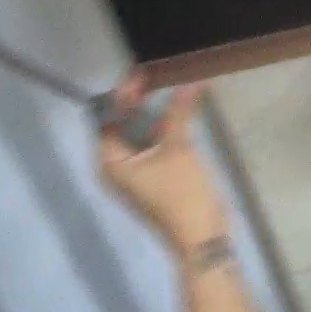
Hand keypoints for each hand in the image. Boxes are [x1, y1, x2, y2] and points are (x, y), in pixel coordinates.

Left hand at [95, 74, 227, 252]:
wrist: (201, 236)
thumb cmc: (180, 193)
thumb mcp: (178, 148)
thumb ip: (179, 113)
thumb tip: (191, 82)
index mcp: (112, 163)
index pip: (109, 120)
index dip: (123, 96)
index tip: (142, 75)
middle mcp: (119, 168)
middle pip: (123, 127)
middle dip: (139, 103)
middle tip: (157, 78)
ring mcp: (139, 174)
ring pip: (141, 136)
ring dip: (155, 115)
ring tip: (171, 89)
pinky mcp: (158, 178)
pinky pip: (155, 146)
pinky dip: (165, 129)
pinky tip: (181, 114)